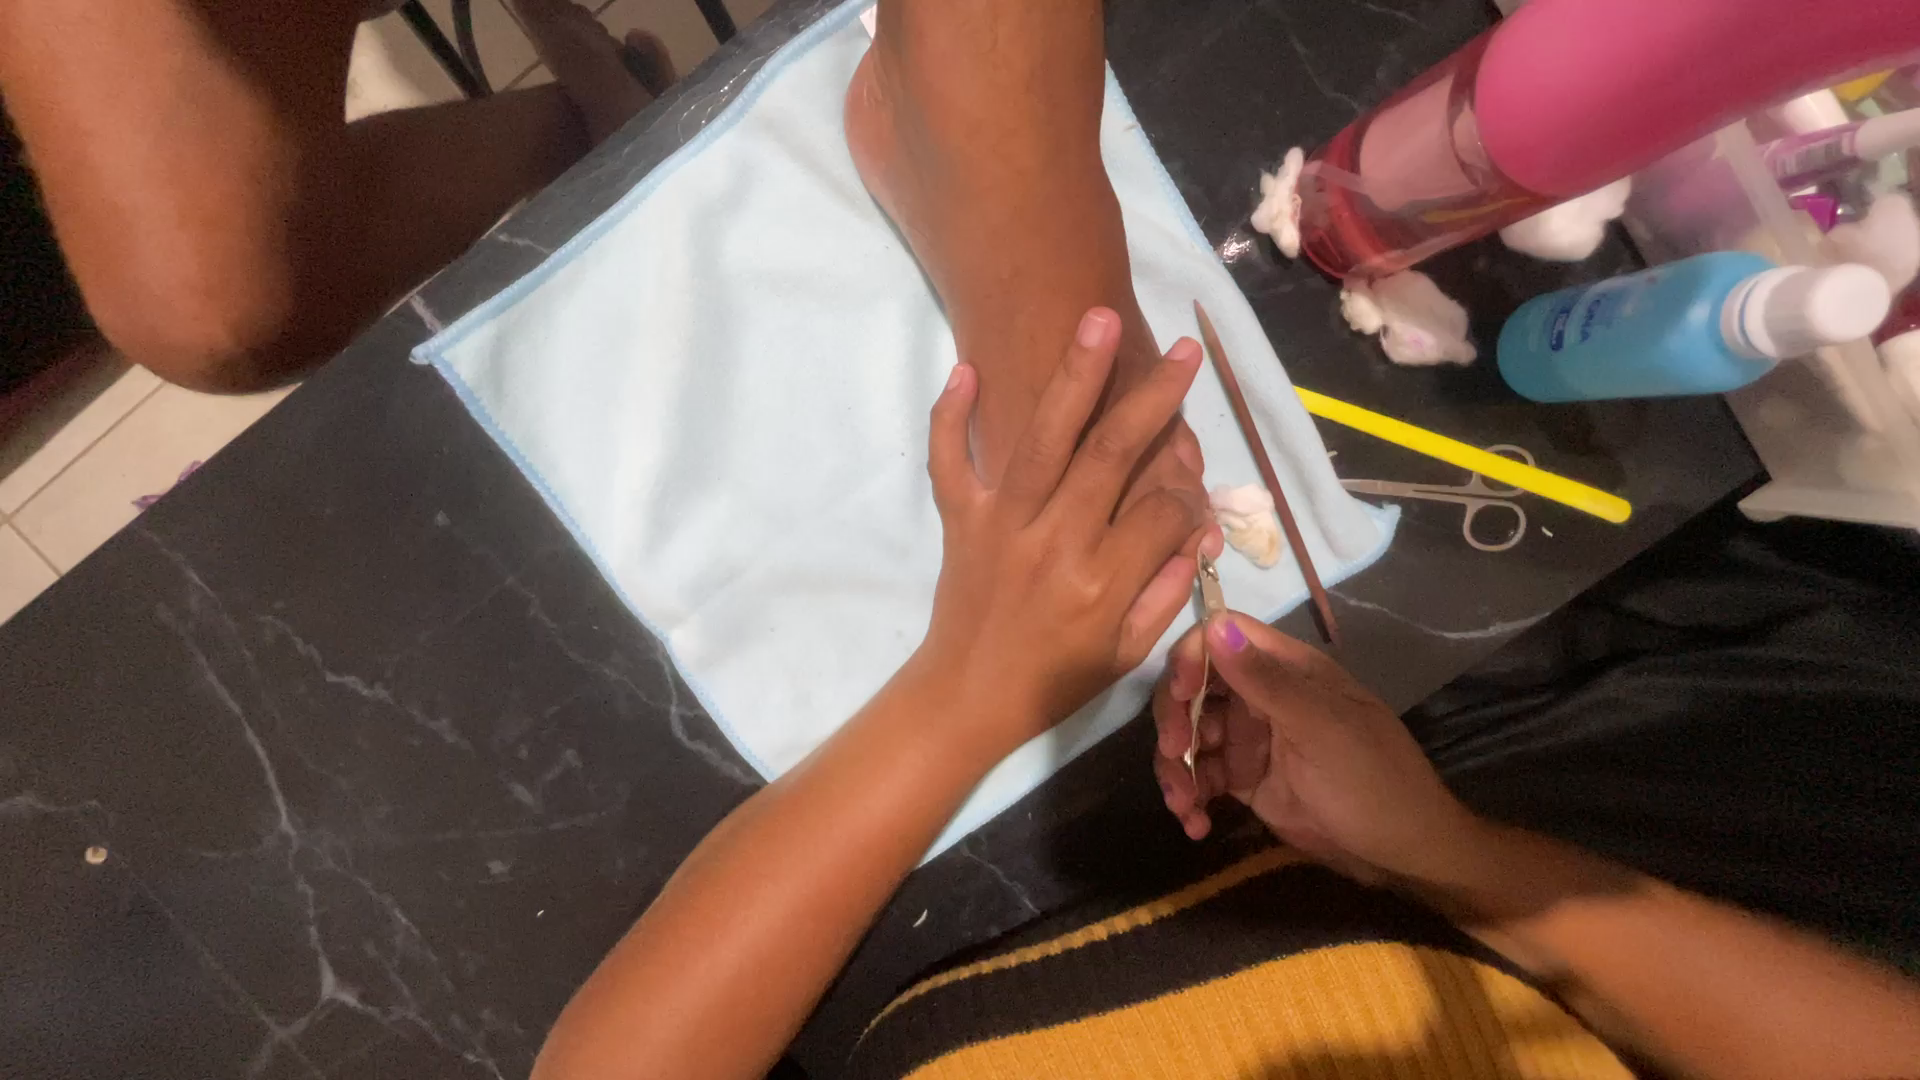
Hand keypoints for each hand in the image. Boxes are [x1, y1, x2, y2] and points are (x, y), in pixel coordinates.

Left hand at [913, 307, 1219, 754]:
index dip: (1188, 495)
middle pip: (1112, 455)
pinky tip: (967, 369)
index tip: (1191, 493)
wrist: (967, 697)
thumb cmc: (1055, 682)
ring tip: (1098, 321)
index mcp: (1104, 582)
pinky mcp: (960, 520)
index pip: (1163, 510)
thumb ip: (1166, 591)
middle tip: (1182, 352)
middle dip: (1153, 399)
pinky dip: (950, 417)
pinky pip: (949, 462)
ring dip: (1074, 378)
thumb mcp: (1128, 654)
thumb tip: (1196, 533)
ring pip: (1043, 441)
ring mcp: (1000, 525)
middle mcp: (1055, 543)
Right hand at [1152, 611, 1484, 884]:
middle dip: (1174, 719)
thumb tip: (1213, 623)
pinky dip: (1190, 797)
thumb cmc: (1373, 781)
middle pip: (1193, 687)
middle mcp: (1260, 696)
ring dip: (1176, 767)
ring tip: (1182, 805)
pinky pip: (1200, 775)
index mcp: (1285, 669)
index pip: (1221, 637)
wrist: (1406, 857)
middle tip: (1173, 755)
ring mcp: (1249, 738)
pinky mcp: (1243, 778)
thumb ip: (1264, 680)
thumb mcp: (1320, 728)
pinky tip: (1195, 824)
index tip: (1181, 693)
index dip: (1191, 657)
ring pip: (1189, 734)